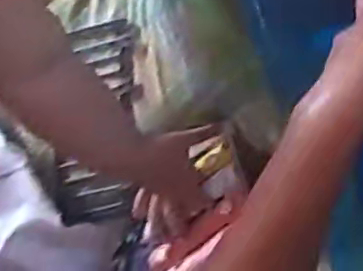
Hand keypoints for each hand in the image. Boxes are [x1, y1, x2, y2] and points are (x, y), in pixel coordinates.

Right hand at [130, 128, 213, 242]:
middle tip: (184, 235)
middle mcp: (171, 192)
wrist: (135, 156)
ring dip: (160, 226)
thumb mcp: (190, 137)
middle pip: (176, 215)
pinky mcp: (143, 187)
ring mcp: (155, 192)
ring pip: (158, 215)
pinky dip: (141, 209)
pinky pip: (142, 203)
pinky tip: (139, 215)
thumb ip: (209, 133)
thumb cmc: (166, 148)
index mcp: (186, 182)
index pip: (199, 199)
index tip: (214, 207)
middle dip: (179, 227)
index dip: (207, 205)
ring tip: (161, 237)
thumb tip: (227, 125)